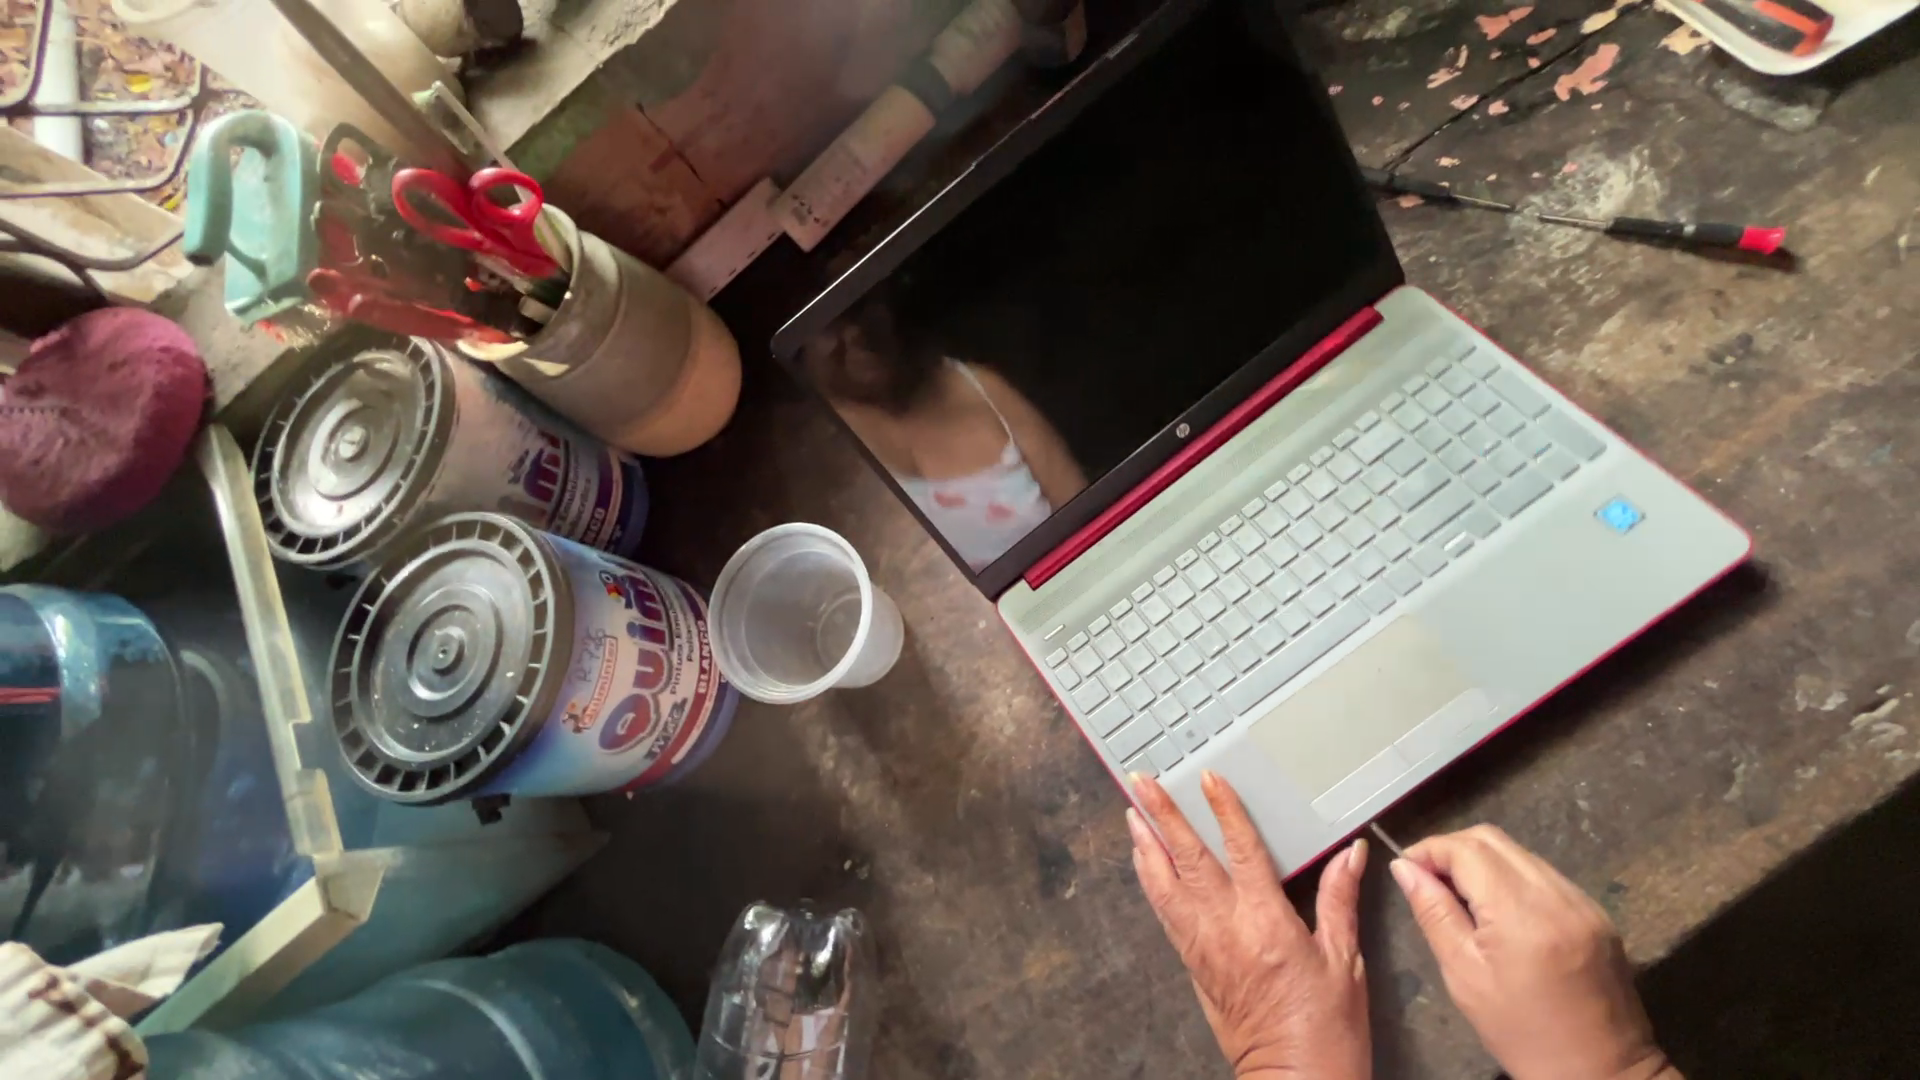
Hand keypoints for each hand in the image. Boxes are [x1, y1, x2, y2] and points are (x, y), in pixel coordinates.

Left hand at [1128, 771, 1370, 1079]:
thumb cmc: (1326, 1029)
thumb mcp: (1344, 962)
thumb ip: (1340, 900)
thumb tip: (1351, 853)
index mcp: (1267, 921)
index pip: (1241, 850)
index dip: (1223, 810)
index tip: (1207, 778)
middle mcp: (1225, 925)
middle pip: (1187, 858)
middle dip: (1162, 815)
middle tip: (1141, 782)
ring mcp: (1201, 942)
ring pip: (1162, 882)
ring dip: (1145, 843)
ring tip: (1132, 811)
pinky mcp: (1190, 960)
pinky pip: (1162, 909)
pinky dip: (1149, 878)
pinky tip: (1143, 860)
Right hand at [1389, 825, 1678, 1079]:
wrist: (1605, 1077)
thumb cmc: (1522, 1032)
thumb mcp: (1463, 974)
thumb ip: (1433, 911)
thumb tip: (1403, 867)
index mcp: (1522, 915)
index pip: (1465, 849)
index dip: (1429, 850)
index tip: (1407, 869)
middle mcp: (1558, 898)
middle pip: (1491, 839)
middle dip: (1451, 849)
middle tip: (1429, 878)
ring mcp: (1583, 904)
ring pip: (1517, 852)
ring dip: (1480, 861)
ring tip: (1460, 894)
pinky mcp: (1596, 914)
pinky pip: (1541, 873)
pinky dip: (1508, 876)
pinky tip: (1496, 907)